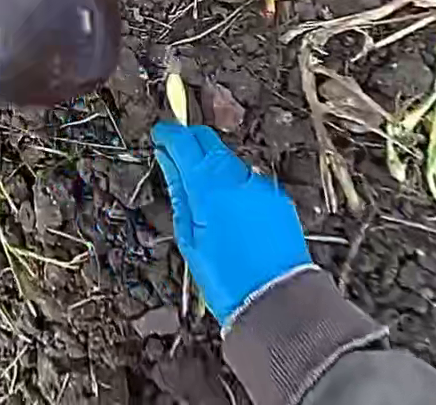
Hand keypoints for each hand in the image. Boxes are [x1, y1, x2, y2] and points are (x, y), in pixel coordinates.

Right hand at [153, 122, 312, 322]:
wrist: (276, 301)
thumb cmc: (227, 278)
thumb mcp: (189, 237)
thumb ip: (178, 191)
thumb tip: (166, 159)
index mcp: (208, 185)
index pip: (184, 141)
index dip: (168, 133)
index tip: (159, 134)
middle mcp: (235, 175)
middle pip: (207, 140)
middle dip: (189, 141)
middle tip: (175, 153)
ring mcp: (258, 183)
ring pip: (227, 158)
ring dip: (212, 164)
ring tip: (202, 192)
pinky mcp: (275, 195)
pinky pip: (247, 178)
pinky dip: (233, 183)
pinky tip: (229, 209)